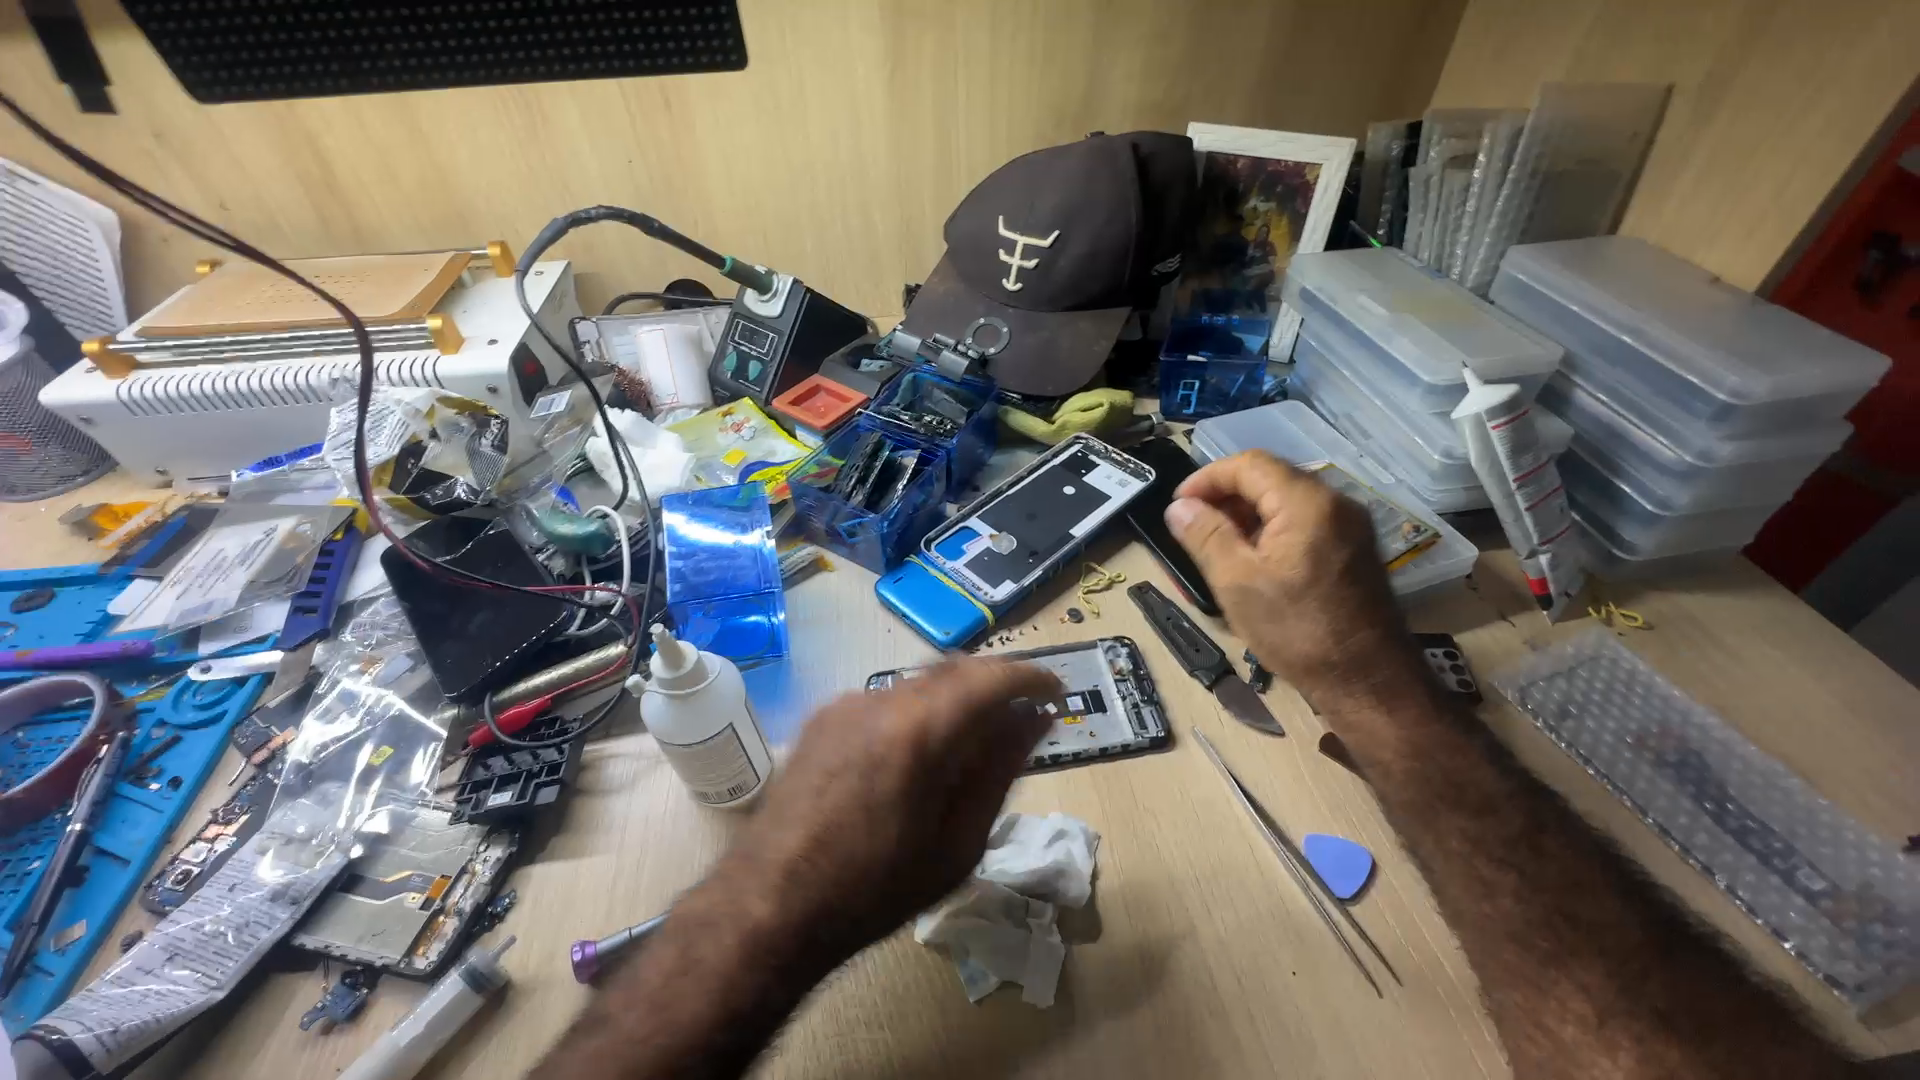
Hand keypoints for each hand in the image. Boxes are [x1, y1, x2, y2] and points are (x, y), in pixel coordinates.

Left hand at [719, 657, 1061, 957]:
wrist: (770, 904)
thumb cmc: (875, 889)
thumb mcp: (957, 843)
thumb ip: (999, 771)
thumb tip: (1034, 721)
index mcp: (920, 730)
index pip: (991, 677)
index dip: (1031, 679)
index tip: (1054, 694)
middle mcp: (881, 700)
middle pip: (954, 669)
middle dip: (995, 684)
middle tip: (1022, 717)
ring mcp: (845, 705)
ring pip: (918, 682)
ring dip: (955, 698)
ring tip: (973, 740)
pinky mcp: (822, 719)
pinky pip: (885, 700)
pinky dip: (917, 711)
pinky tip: (919, 753)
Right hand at [1165, 451, 1416, 707]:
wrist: (1368, 681)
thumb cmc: (1297, 632)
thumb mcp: (1236, 583)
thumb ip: (1205, 536)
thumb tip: (1179, 506)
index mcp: (1307, 503)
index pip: (1249, 464)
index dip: (1207, 478)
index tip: (1178, 505)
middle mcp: (1336, 502)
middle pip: (1270, 478)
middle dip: (1226, 496)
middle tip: (1193, 527)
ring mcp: (1350, 525)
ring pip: (1287, 500)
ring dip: (1247, 514)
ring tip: (1216, 547)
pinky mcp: (1353, 549)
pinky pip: (1305, 521)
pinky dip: (1272, 530)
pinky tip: (1252, 561)